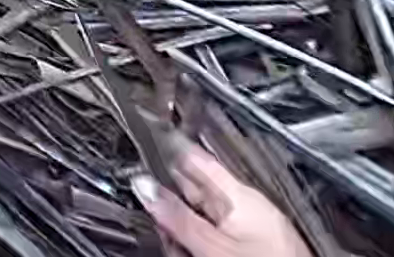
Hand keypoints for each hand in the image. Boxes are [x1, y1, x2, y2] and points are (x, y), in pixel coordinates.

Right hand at [131, 141, 310, 256]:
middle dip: (169, 201)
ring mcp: (252, 232)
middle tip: (154, 222)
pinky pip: (215, 236)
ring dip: (180, 228)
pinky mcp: (254, 251)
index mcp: (240, 195)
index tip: (139, 147)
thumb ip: (176, 216)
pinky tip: (185, 250)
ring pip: (202, 216)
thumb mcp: (214, 250)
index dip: (165, 148)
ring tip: (173, 245)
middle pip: (194, 188)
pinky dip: (197, 243)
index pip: (194, 157)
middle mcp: (247, 207)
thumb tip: (141, 181)